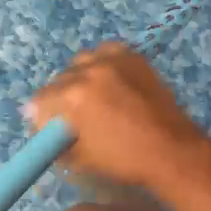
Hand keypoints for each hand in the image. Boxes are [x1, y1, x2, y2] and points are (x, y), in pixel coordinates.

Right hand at [27, 43, 210, 190]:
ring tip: (91, 95)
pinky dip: (102, 63)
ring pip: (82, 62)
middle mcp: (89, 71)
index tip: (50, 128)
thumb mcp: (80, 158)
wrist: (170, 149)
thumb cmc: (124, 159)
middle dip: (60, 98)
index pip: (40, 100)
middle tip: (72, 116)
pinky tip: (109, 79)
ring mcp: (113, 60)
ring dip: (80, 77)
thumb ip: (56, 142)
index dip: (41, 117)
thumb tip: (42, 131)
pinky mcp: (132, 57)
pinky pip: (106, 52)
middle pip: (59, 80)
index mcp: (73, 96)